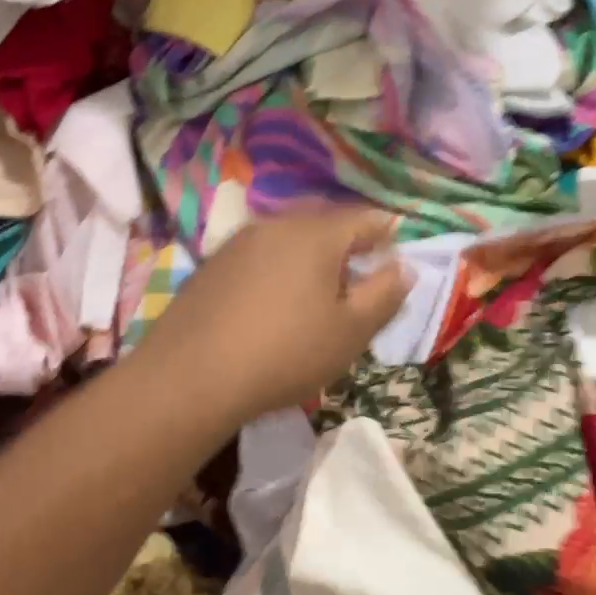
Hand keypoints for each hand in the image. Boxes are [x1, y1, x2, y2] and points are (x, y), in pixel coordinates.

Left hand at [127, 209, 408, 424]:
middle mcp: (276, 225)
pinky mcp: (211, 266)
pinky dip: (278, 271)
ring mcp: (237, 243)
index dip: (386, 233)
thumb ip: (384, 295)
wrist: (190, 376)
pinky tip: (274, 304)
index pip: (363, 218)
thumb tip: (404, 267)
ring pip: (288, 239)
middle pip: (323, 223)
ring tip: (318, 294)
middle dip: (347, 245)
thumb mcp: (350, 332)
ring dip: (310, 258)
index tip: (395, 254)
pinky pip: (259, 257)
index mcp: (316, 234)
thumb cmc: (285, 352)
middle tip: (359, 277)